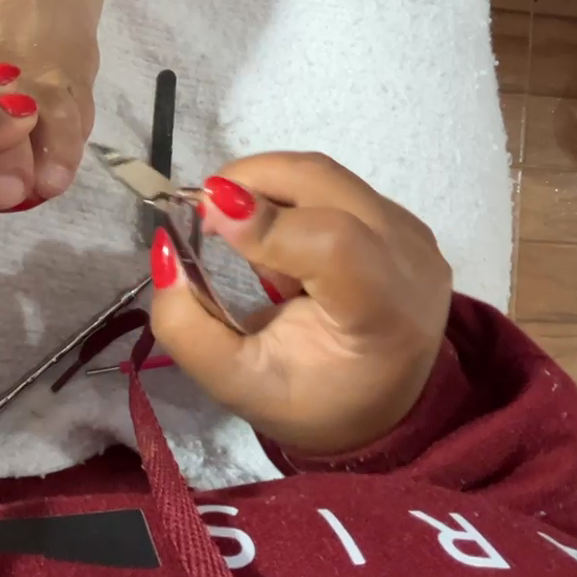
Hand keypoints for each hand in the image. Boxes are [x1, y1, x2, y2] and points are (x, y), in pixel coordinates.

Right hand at [148, 152, 452, 455]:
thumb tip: (166, 249)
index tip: (204, 219)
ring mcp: (409, 232)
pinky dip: (283, 191)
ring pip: (320, 174)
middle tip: (202, 212)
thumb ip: (188, 327)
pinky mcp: (399, 218)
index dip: (264, 221)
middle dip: (248, 181)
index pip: (332, 242)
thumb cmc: (310, 398)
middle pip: (321, 183)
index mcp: (383, 313)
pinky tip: (269, 229)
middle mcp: (409, 260)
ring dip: (263, 184)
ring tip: (233, 223)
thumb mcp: (235, 384)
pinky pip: (329, 182)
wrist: (381, 403)